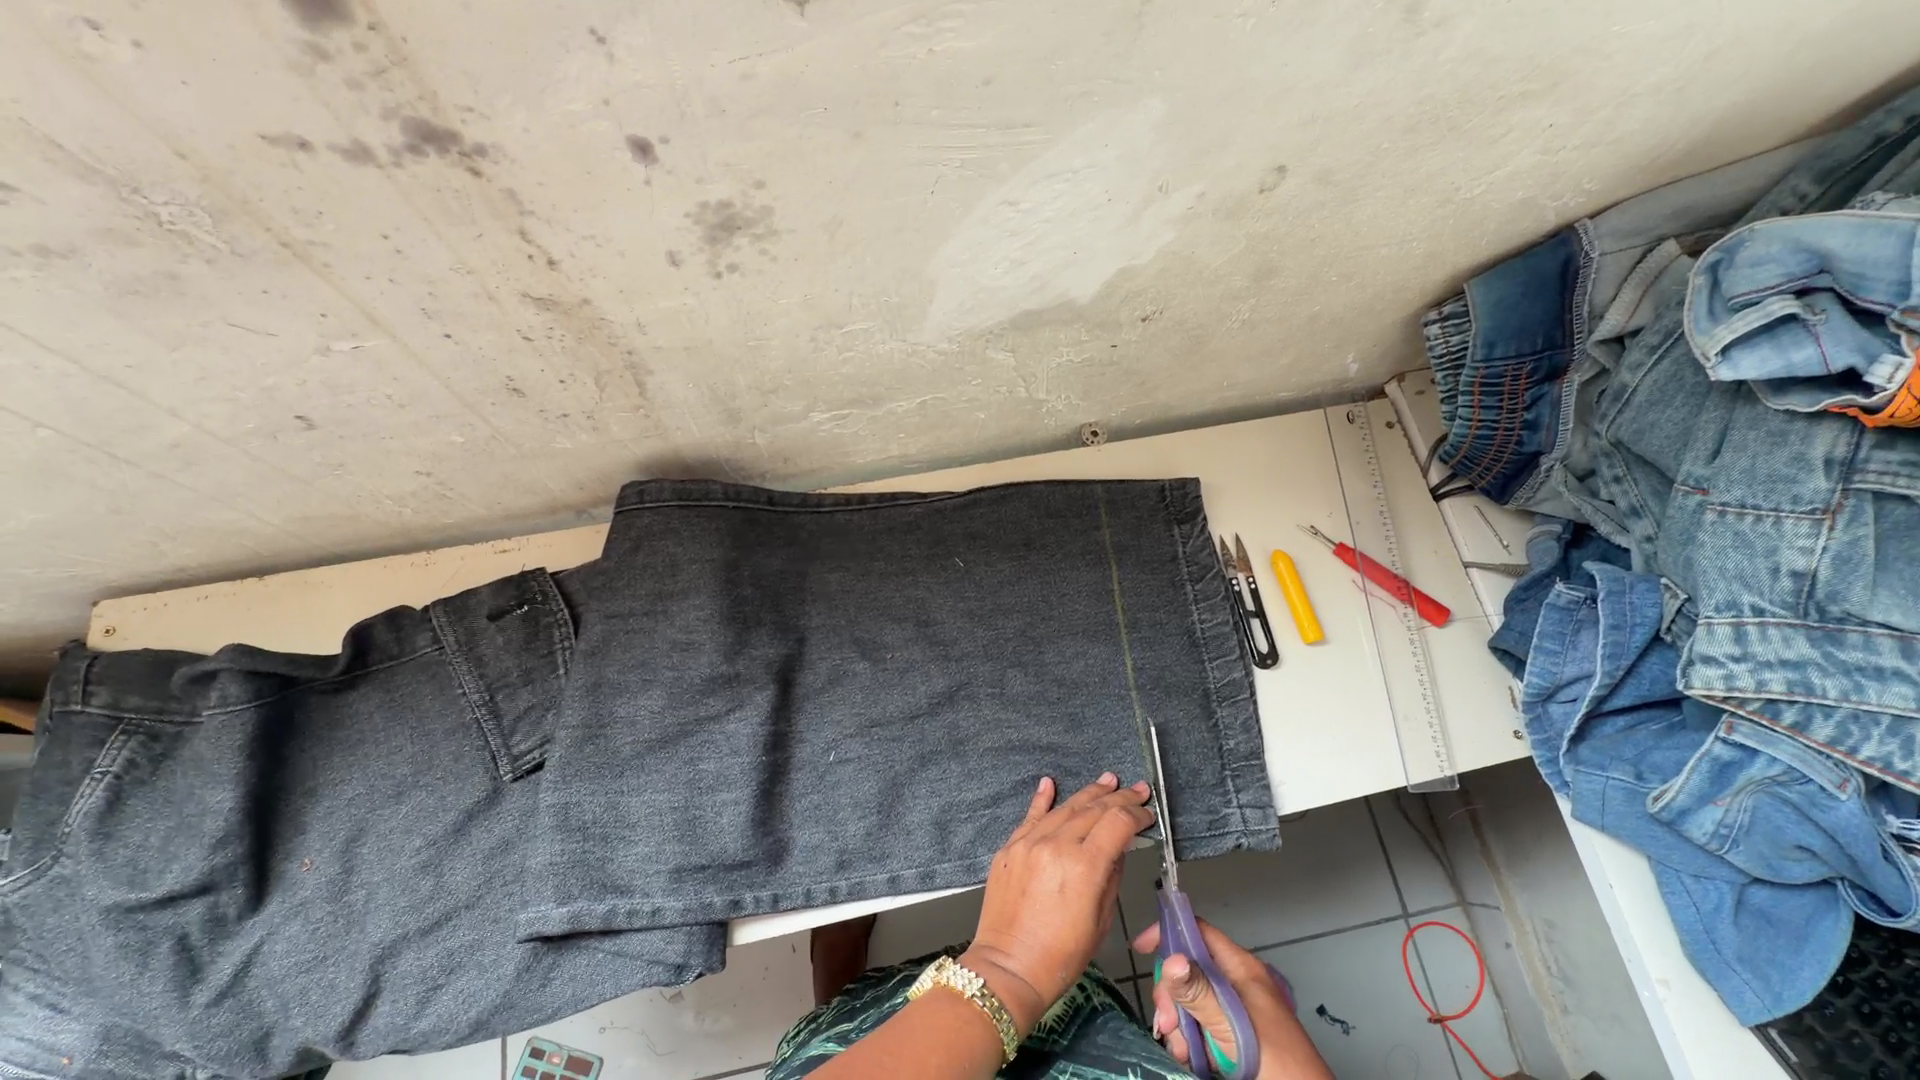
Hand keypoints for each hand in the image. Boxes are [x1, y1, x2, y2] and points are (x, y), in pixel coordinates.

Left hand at [962, 773, 1154, 1035]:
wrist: (1009, 968)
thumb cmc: (1061, 955)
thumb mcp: (1101, 920)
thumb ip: (1111, 876)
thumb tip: (1118, 848)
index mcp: (1084, 867)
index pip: (1117, 823)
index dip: (1137, 815)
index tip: (1148, 814)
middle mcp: (1056, 846)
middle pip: (1093, 810)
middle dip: (1118, 799)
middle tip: (1136, 789)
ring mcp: (1029, 844)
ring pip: (1064, 808)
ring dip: (1088, 793)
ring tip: (1107, 780)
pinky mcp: (1009, 848)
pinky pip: (1030, 816)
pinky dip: (1042, 798)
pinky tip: (1050, 782)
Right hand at [1134, 918, 1331, 1079]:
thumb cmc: (1273, 1061)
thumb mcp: (1230, 1026)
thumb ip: (1198, 992)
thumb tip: (1170, 959)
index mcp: (1240, 969)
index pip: (1198, 931)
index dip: (1169, 932)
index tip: (1141, 950)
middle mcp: (1235, 983)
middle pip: (1187, 969)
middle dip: (1170, 995)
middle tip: (1167, 1024)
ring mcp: (1234, 1008)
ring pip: (1189, 1000)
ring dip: (1178, 1023)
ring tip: (1182, 1050)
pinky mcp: (1232, 1033)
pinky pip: (1199, 1024)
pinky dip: (1189, 1038)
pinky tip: (1189, 1056)